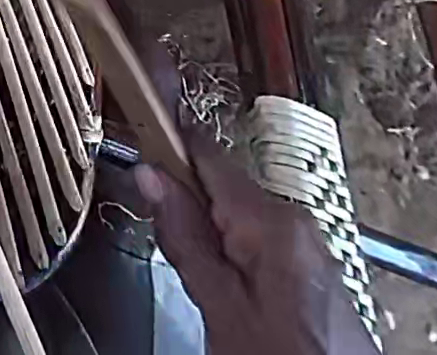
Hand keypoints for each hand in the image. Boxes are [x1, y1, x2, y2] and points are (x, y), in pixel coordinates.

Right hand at [134, 134, 374, 354]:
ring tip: (190, 269)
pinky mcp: (308, 268)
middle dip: (179, 199)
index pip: (203, 151)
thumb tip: (146, 171)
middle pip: (214, 182)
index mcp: (270, 219)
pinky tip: (218, 282)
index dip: (162, 138)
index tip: (128, 132)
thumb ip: (182, 235)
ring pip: (228, 210)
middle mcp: (293, 220)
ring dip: (198, 226)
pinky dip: (222, 245)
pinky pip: (248, 234)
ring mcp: (306, 245)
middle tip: (158, 233)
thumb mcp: (219, 304)